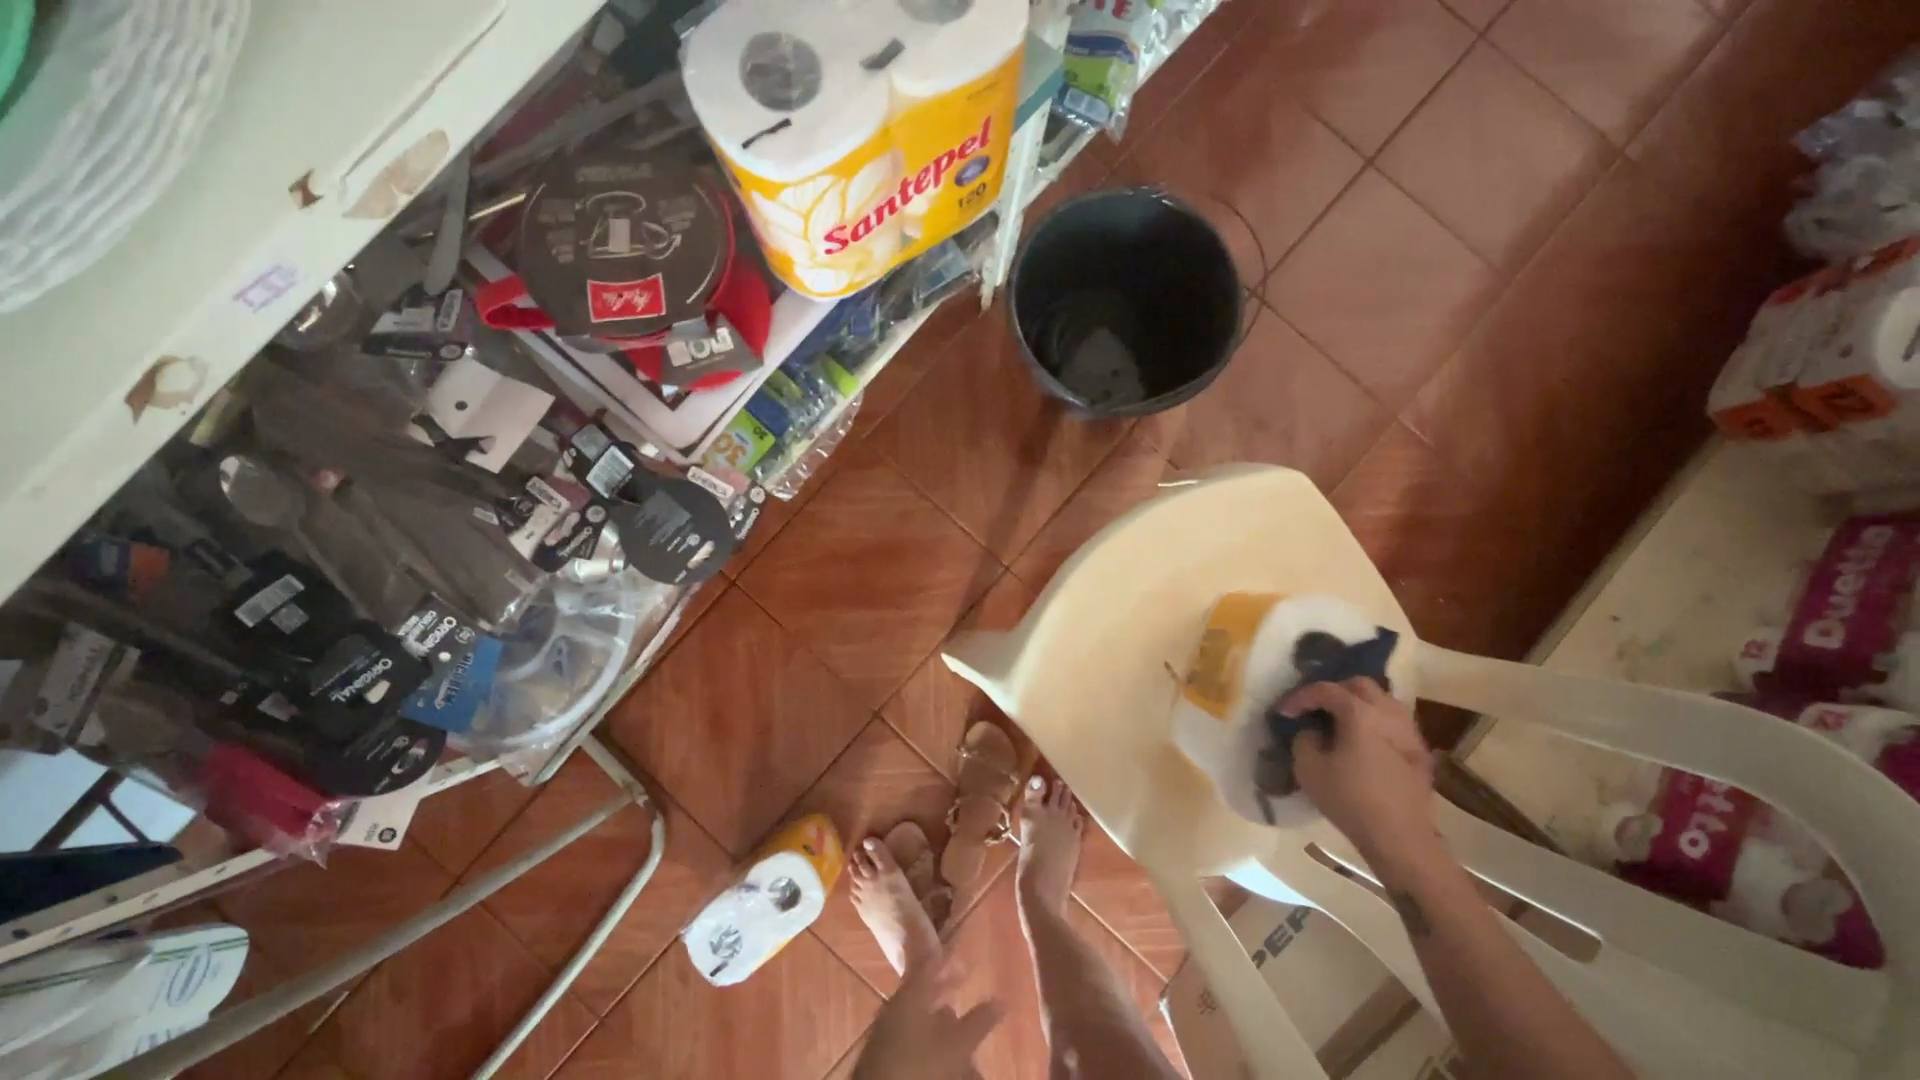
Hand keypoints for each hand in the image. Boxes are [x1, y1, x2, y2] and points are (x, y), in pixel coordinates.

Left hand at [854, 953, 1001, 1079]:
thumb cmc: (921, 1064)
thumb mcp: (958, 1044)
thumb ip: (979, 1021)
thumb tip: (1002, 1000)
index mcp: (911, 994)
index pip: (928, 962)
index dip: (945, 955)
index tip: (959, 950)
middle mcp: (896, 1004)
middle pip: (921, 985)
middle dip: (943, 982)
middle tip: (963, 976)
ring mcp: (886, 1026)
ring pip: (914, 1007)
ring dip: (935, 1007)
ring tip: (954, 1011)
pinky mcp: (883, 1047)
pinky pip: (907, 1026)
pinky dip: (924, 1025)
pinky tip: (936, 1039)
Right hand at [1284, 678, 1437, 867]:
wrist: (1400, 836)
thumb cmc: (1350, 800)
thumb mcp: (1309, 770)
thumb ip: (1303, 741)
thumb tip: (1312, 732)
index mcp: (1360, 713)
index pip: (1326, 690)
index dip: (1301, 697)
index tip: (1284, 712)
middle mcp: (1389, 713)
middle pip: (1360, 686)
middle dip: (1334, 691)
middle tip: (1316, 709)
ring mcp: (1409, 731)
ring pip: (1383, 701)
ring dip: (1359, 704)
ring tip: (1342, 722)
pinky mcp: (1420, 752)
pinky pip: (1395, 723)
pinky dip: (1377, 722)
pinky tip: (1366, 742)